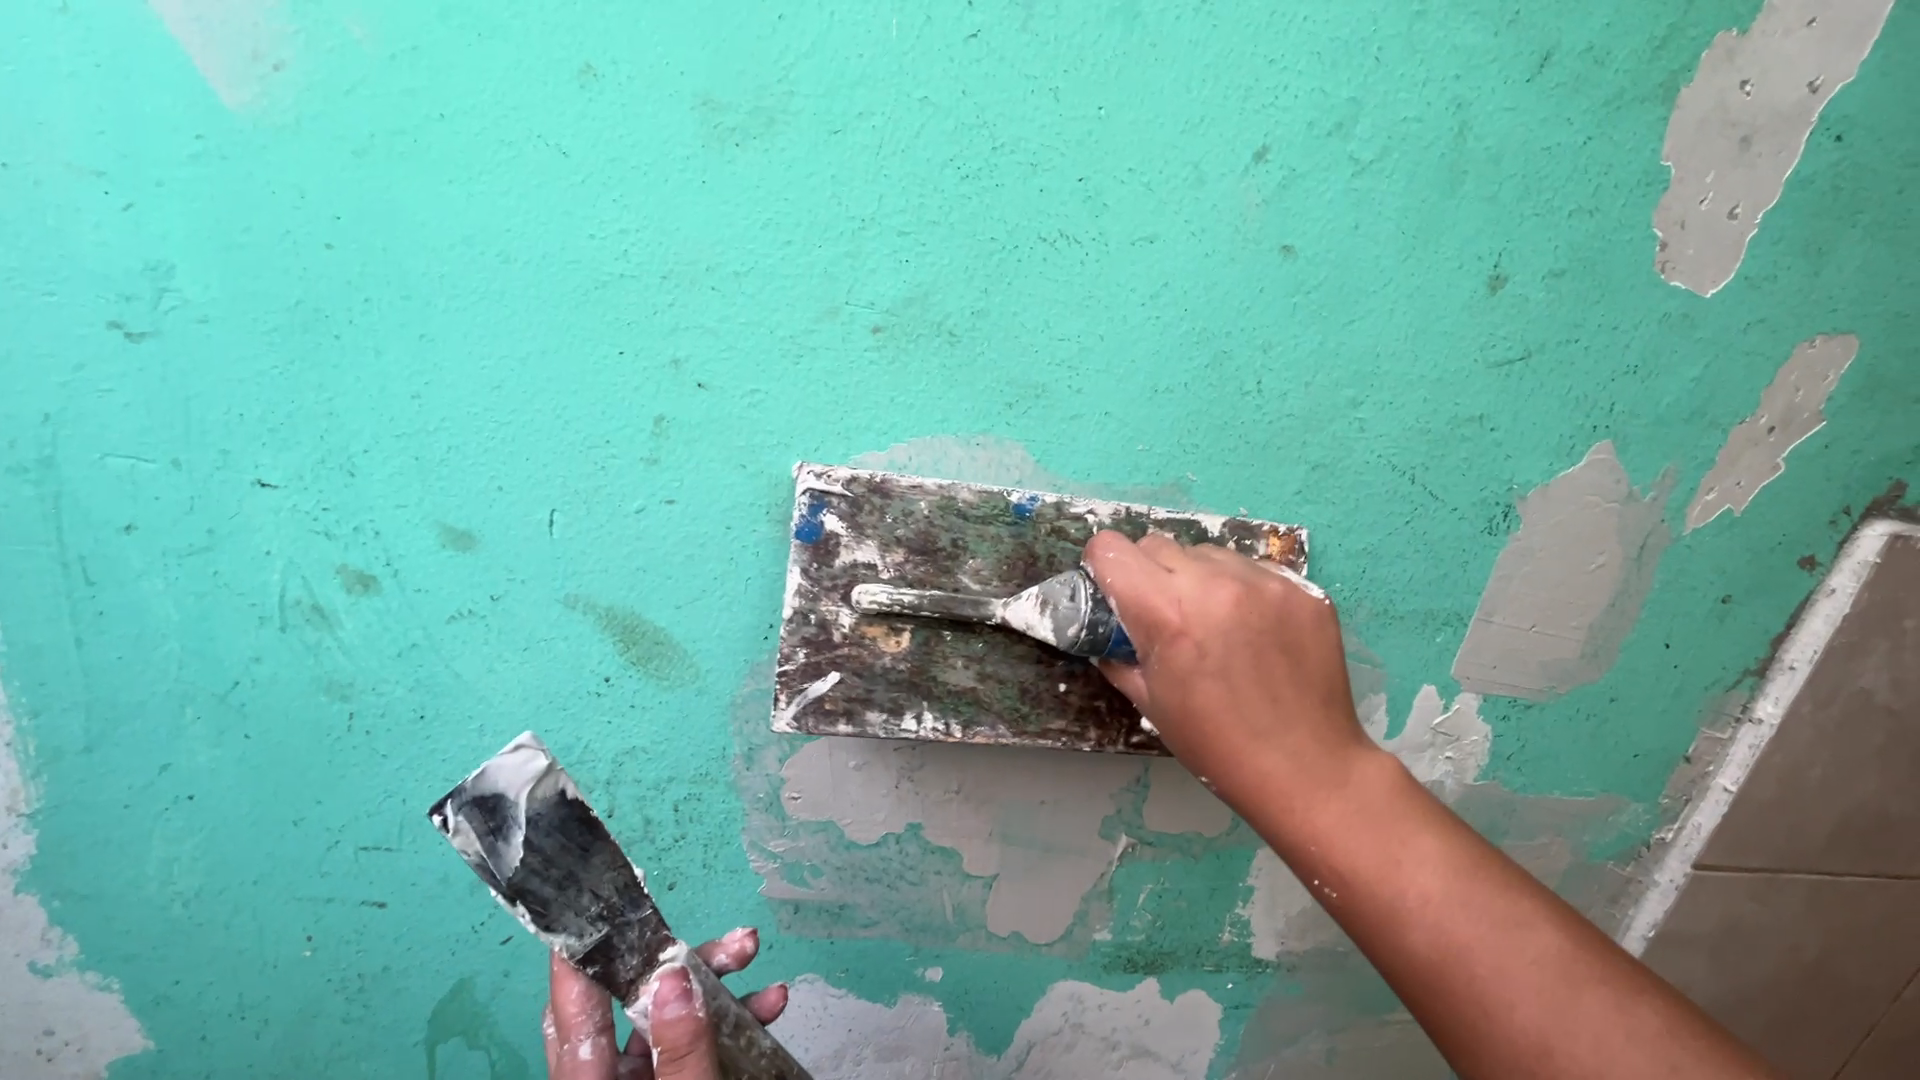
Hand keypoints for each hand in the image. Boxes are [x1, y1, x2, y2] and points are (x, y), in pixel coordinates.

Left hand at [543, 928, 788, 1079]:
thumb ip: (680, 1054)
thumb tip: (673, 976)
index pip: (573, 1007)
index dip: (581, 949)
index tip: (596, 901)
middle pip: (629, 1003)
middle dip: (683, 961)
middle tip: (735, 941)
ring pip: (666, 1019)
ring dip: (715, 987)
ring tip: (760, 967)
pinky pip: (687, 1046)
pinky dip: (724, 1021)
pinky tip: (766, 1009)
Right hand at [1084, 531, 1375, 812]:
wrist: (1306, 768)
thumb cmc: (1215, 743)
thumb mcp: (1148, 701)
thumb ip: (1118, 653)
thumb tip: (1106, 630)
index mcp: (1166, 612)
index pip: (1110, 548)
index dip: (1102, 567)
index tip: (1112, 590)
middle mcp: (1213, 584)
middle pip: (1157, 544)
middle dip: (1150, 574)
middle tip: (1165, 615)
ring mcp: (1264, 582)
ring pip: (1208, 553)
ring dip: (1199, 578)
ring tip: (1216, 624)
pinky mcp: (1303, 589)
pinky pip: (1253, 570)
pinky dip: (1242, 590)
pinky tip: (1255, 631)